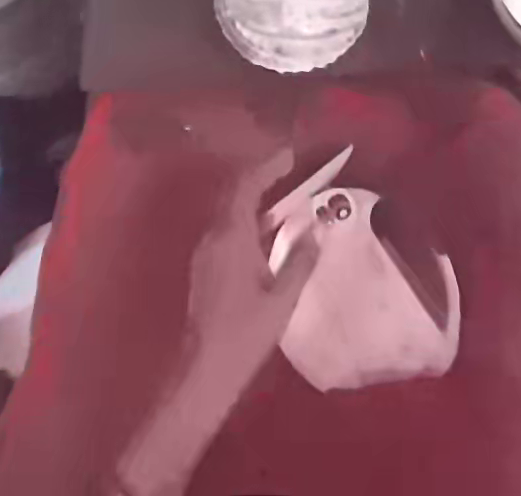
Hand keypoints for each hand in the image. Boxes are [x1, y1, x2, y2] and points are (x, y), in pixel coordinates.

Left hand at [116, 149, 318, 495]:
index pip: (247, 186)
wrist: (206, 365)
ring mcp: (206, 249)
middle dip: (260, 177)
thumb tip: (315, 231)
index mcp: (231, 236)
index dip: (267, 167)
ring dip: (253, 198)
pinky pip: (226, 227)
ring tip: (282, 197)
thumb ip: (299, 261)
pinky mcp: (206, 264)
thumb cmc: (246, 332)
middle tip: (287, 169)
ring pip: (229, 210)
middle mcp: (214, 234)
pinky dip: (246, 218)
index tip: (289, 156)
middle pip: (235, 193)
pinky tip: (265, 232)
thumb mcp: (282, 298)